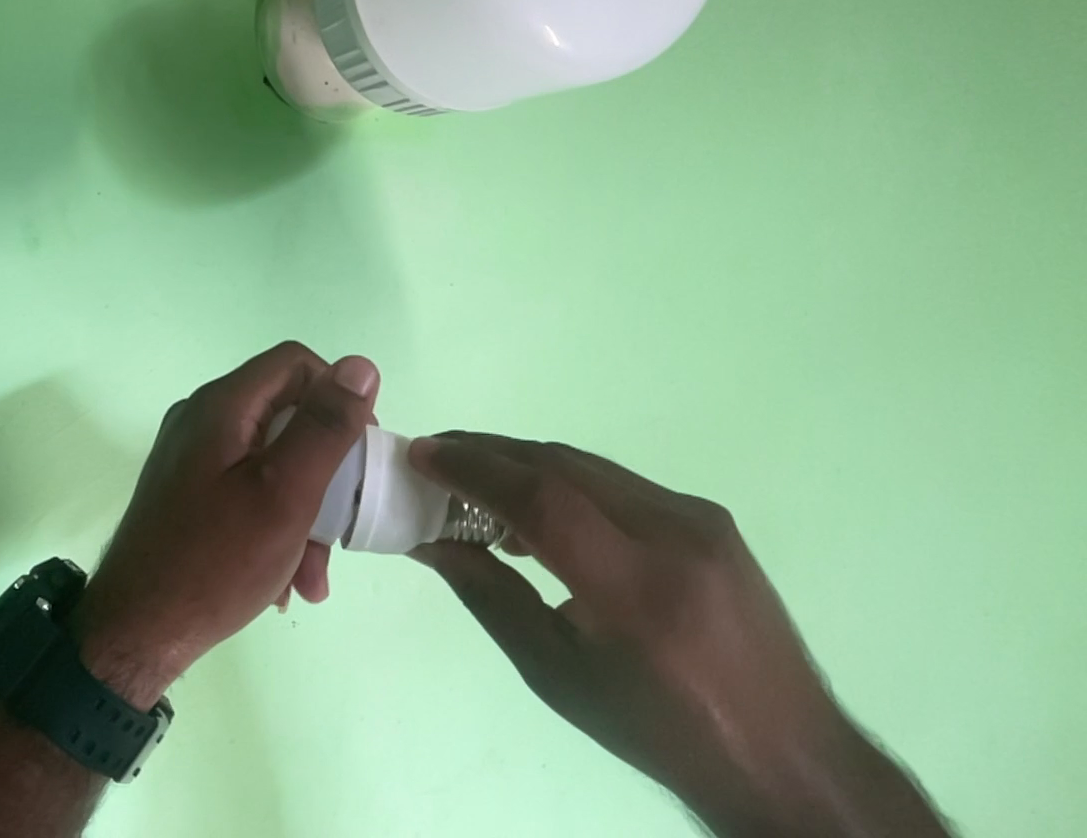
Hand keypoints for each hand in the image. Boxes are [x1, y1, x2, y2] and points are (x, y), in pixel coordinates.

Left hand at [72, 343, 378, 707]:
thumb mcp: (286, 491)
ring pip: (271, 463)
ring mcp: (191, 458)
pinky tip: (285, 581)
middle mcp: (202, 421)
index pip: (295, 364)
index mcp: (221, 406)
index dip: (337, 396)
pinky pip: (247, 491)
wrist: (138, 629)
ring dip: (304, 514)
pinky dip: (274, 527)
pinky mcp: (188, 494)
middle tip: (344, 527)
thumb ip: (325, 427)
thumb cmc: (217, 560)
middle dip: (325, 474)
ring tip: (313, 577)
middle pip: (285, 418)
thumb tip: (360, 366)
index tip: (359, 451)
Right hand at [408, 434, 949, 837]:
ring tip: (471, 476)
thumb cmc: (655, 726)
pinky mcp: (708, 517)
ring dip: (520, 461)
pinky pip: (614, 480)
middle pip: (560, 465)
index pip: (541, 500)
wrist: (786, 754)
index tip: (420, 455)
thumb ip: (487, 595)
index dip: (473, 470)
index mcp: (637, 591)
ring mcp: (699, 520)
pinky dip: (560, 479)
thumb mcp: (554, 672)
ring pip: (585, 464)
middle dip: (487, 452)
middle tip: (434, 454)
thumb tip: (429, 541)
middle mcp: (675, 537)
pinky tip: (534, 505)